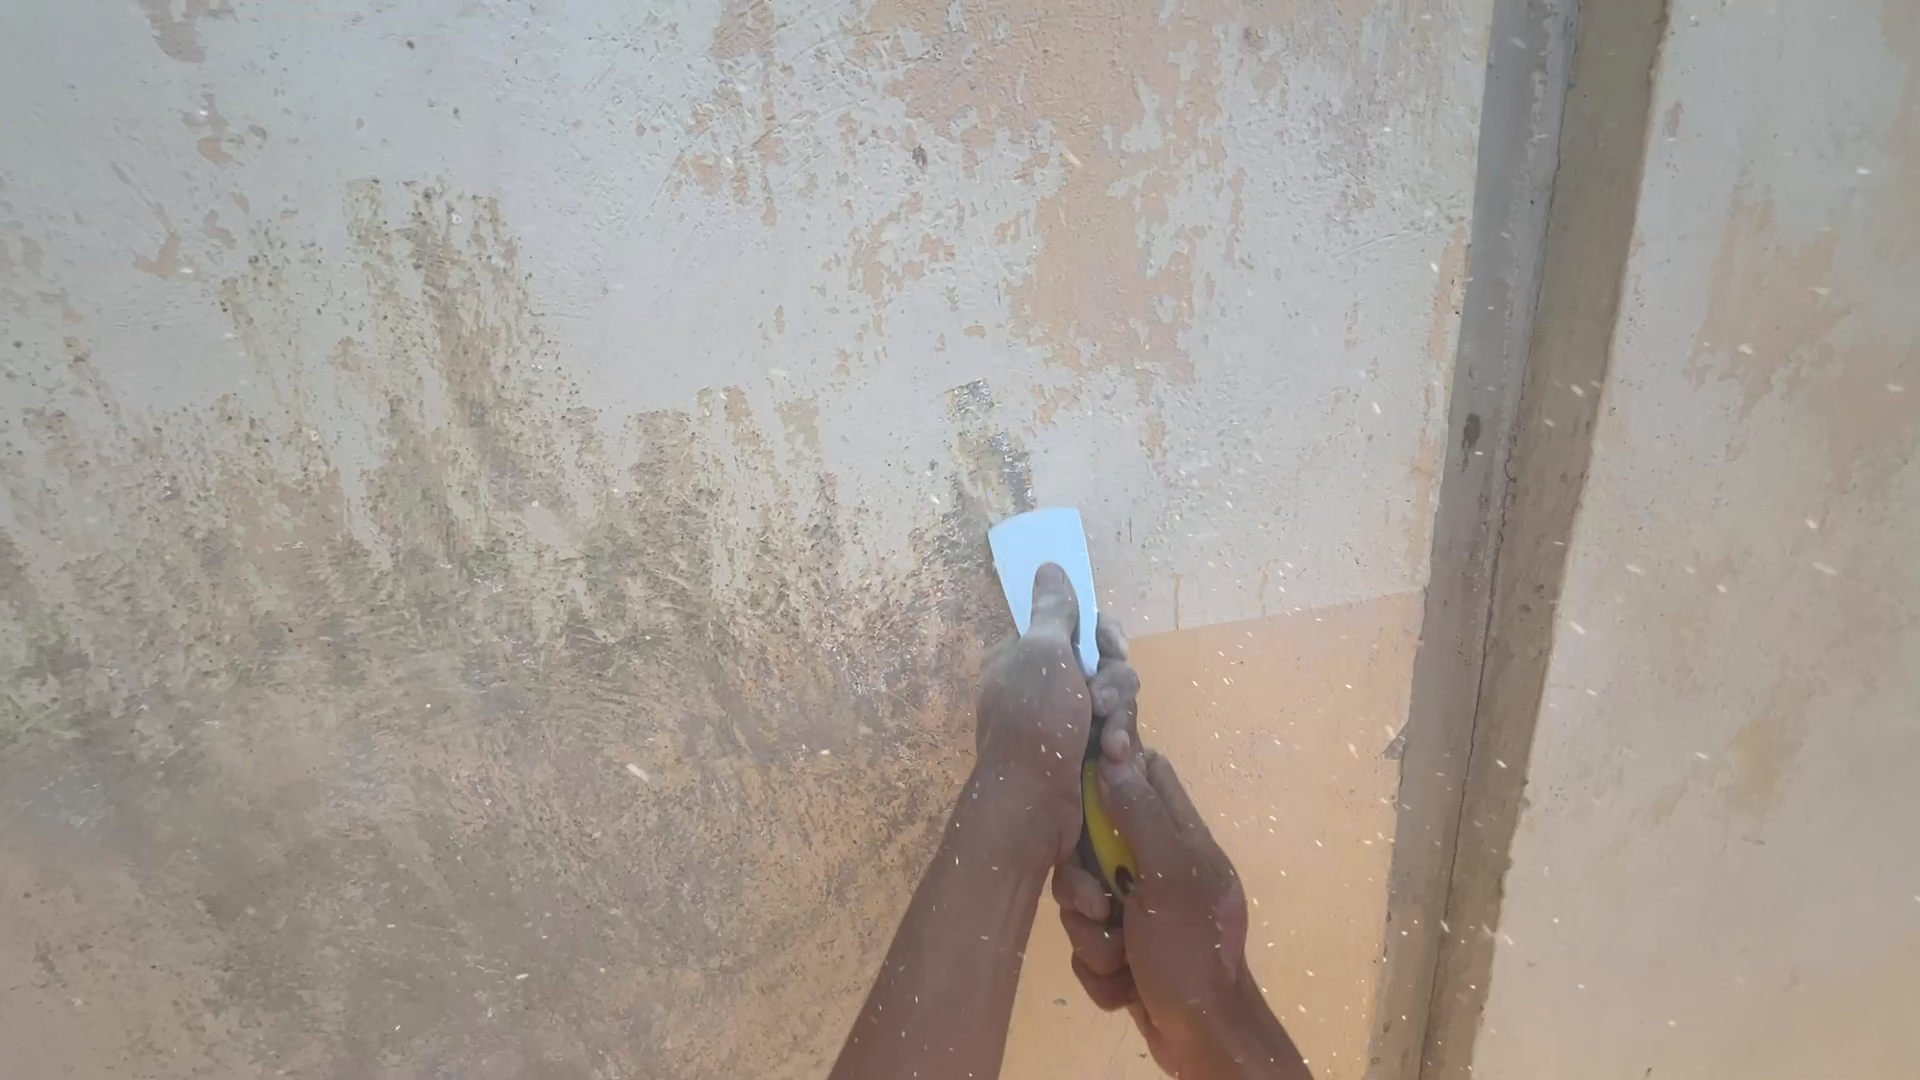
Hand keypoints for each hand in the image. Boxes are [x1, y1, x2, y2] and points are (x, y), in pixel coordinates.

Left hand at [972, 563, 1093, 868]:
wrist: (1033, 806)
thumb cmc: (1034, 721)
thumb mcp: (1042, 653)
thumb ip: (1054, 610)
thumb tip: (1048, 565)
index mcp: (1026, 655)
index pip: (1076, 626)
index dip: (1101, 634)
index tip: (1110, 646)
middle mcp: (1045, 683)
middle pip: (1104, 662)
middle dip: (1113, 681)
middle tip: (1100, 702)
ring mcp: (1064, 719)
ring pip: (1115, 697)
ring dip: (1120, 715)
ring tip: (1110, 743)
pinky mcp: (1083, 751)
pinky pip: (1116, 730)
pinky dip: (1119, 740)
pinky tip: (1113, 758)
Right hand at [1052, 634, 1303, 1077]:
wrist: (1202, 1042)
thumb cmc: (1192, 951)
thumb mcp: (1168, 874)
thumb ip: (1139, 810)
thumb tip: (1116, 746)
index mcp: (1177, 832)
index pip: (1143, 769)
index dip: (1110, 767)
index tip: (1080, 788)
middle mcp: (1154, 859)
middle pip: (1091, 837)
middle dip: (1085, 881)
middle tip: (1102, 904)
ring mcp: (1136, 902)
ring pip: (1081, 892)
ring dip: (1094, 933)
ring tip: (1123, 955)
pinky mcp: (1120, 940)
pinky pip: (1085, 934)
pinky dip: (1100, 964)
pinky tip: (1124, 980)